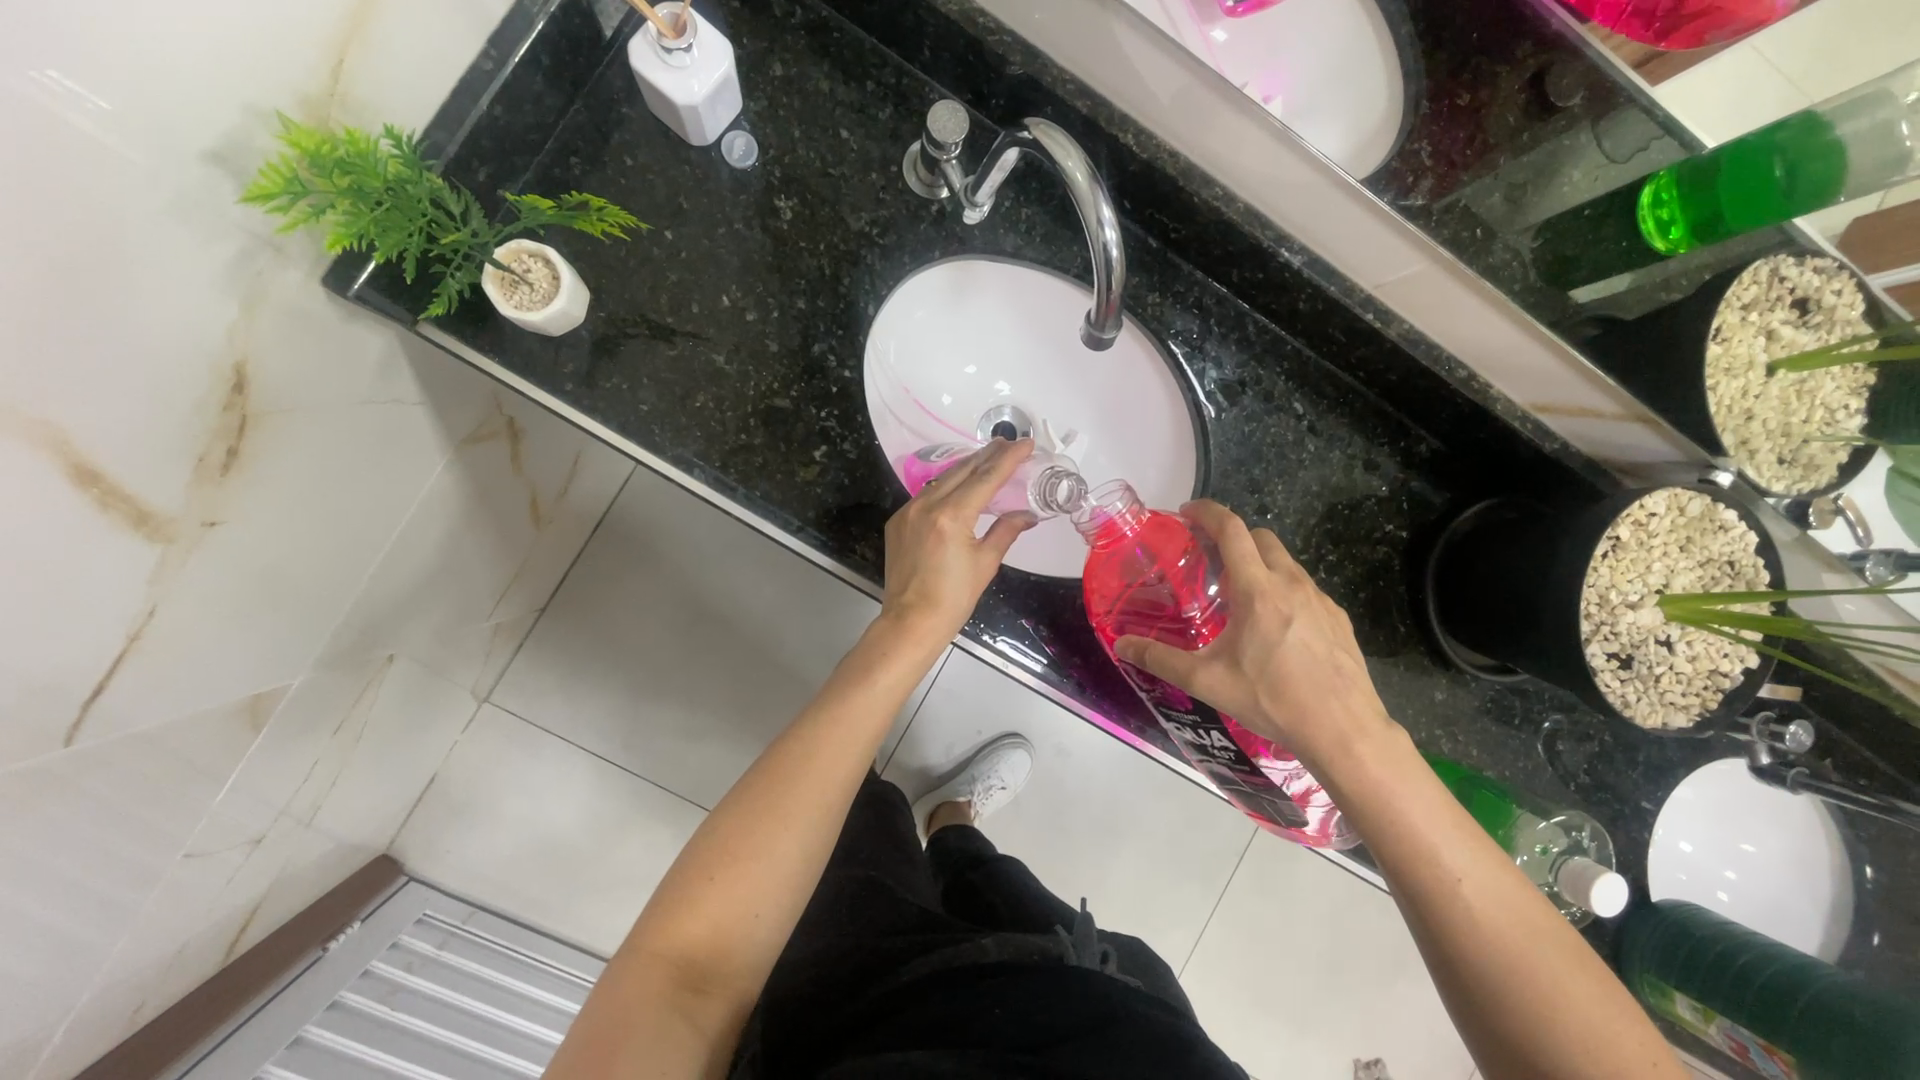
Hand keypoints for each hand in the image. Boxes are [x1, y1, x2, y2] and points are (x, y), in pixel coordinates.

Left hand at [880, 439, 1039, 641]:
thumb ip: (1006, 531)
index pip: (986, 478)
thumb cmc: (954, 598)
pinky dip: (946, 487)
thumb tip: (1026, 514)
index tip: (1025, 443)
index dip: (1008, 458)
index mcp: (952, 516)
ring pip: (942, 480)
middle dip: (988, 455)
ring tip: (988, 459)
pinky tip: (959, 487)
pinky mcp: (897, 522)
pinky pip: (926, 496)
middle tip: (1009, 443)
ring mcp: (908, 512)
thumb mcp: (986, 563)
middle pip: (963, 470)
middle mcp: (927, 506)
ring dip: (966, 468)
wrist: (911, 622)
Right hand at [1114, 500, 1394, 768]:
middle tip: (1208, 556)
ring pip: (1286, 563)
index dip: (1208, 512)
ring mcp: (1321, 600)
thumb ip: (1160, 659)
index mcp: (1257, 590)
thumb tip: (1121, 645)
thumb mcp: (1207, 681)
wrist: (1343, 729)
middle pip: (1261, 537)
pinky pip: (1305, 589)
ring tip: (1239, 595)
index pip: (1231, 530)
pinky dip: (1283, 590)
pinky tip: (1274, 627)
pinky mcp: (1338, 619)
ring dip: (1259, 563)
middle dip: (1233, 536)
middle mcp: (1292, 584)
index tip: (1188, 512)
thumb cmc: (1272, 700)